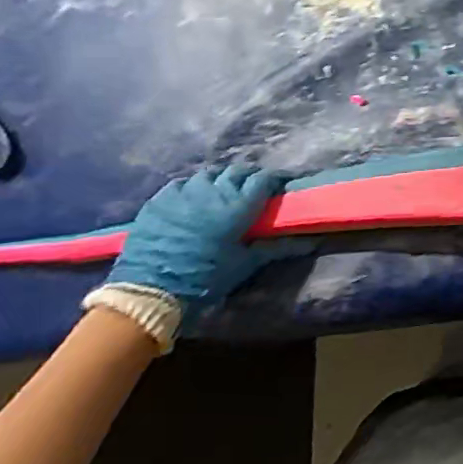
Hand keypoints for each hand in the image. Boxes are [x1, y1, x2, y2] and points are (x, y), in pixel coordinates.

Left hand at [105, 165, 293, 309]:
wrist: (149, 292)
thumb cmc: (205, 278)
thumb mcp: (246, 264)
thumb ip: (278, 248)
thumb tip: (313, 242)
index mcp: (239, 206)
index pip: (264, 178)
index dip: (276, 178)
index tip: (282, 184)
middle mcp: (214, 192)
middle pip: (238, 171)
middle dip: (249, 175)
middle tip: (253, 186)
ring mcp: (184, 194)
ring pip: (209, 173)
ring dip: (220, 179)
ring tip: (222, 190)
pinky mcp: (159, 201)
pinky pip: (181, 183)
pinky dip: (192, 186)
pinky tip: (192, 197)